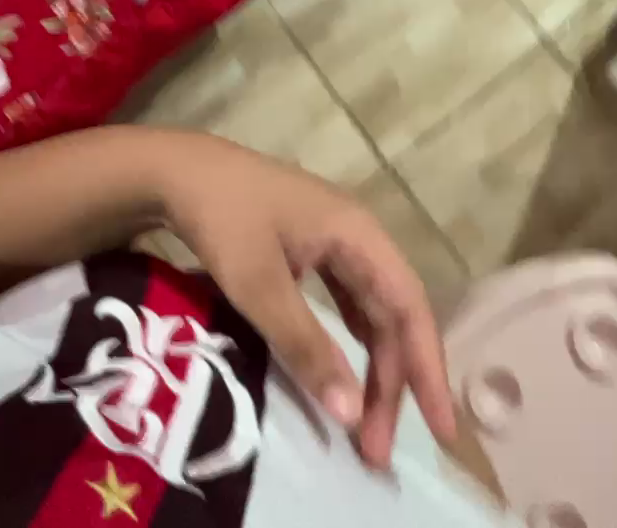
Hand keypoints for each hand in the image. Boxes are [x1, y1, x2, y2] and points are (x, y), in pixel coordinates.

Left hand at [157, 150, 457, 469]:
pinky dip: (351, 335)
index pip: (410, 307)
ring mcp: (330, 235)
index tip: (441, 431)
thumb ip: (305, 345)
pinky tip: (347, 365)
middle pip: (391, 311)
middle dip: (391, 379)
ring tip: (366, 421)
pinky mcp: (306, 242)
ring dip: (373, 362)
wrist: (174, 168)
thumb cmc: (221, 218)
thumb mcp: (258, 285)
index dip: (427, 369)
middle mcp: (355, 232)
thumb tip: (350, 414)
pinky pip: (345, 295)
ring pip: (369, 306)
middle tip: (377, 447)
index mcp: (357, 233)